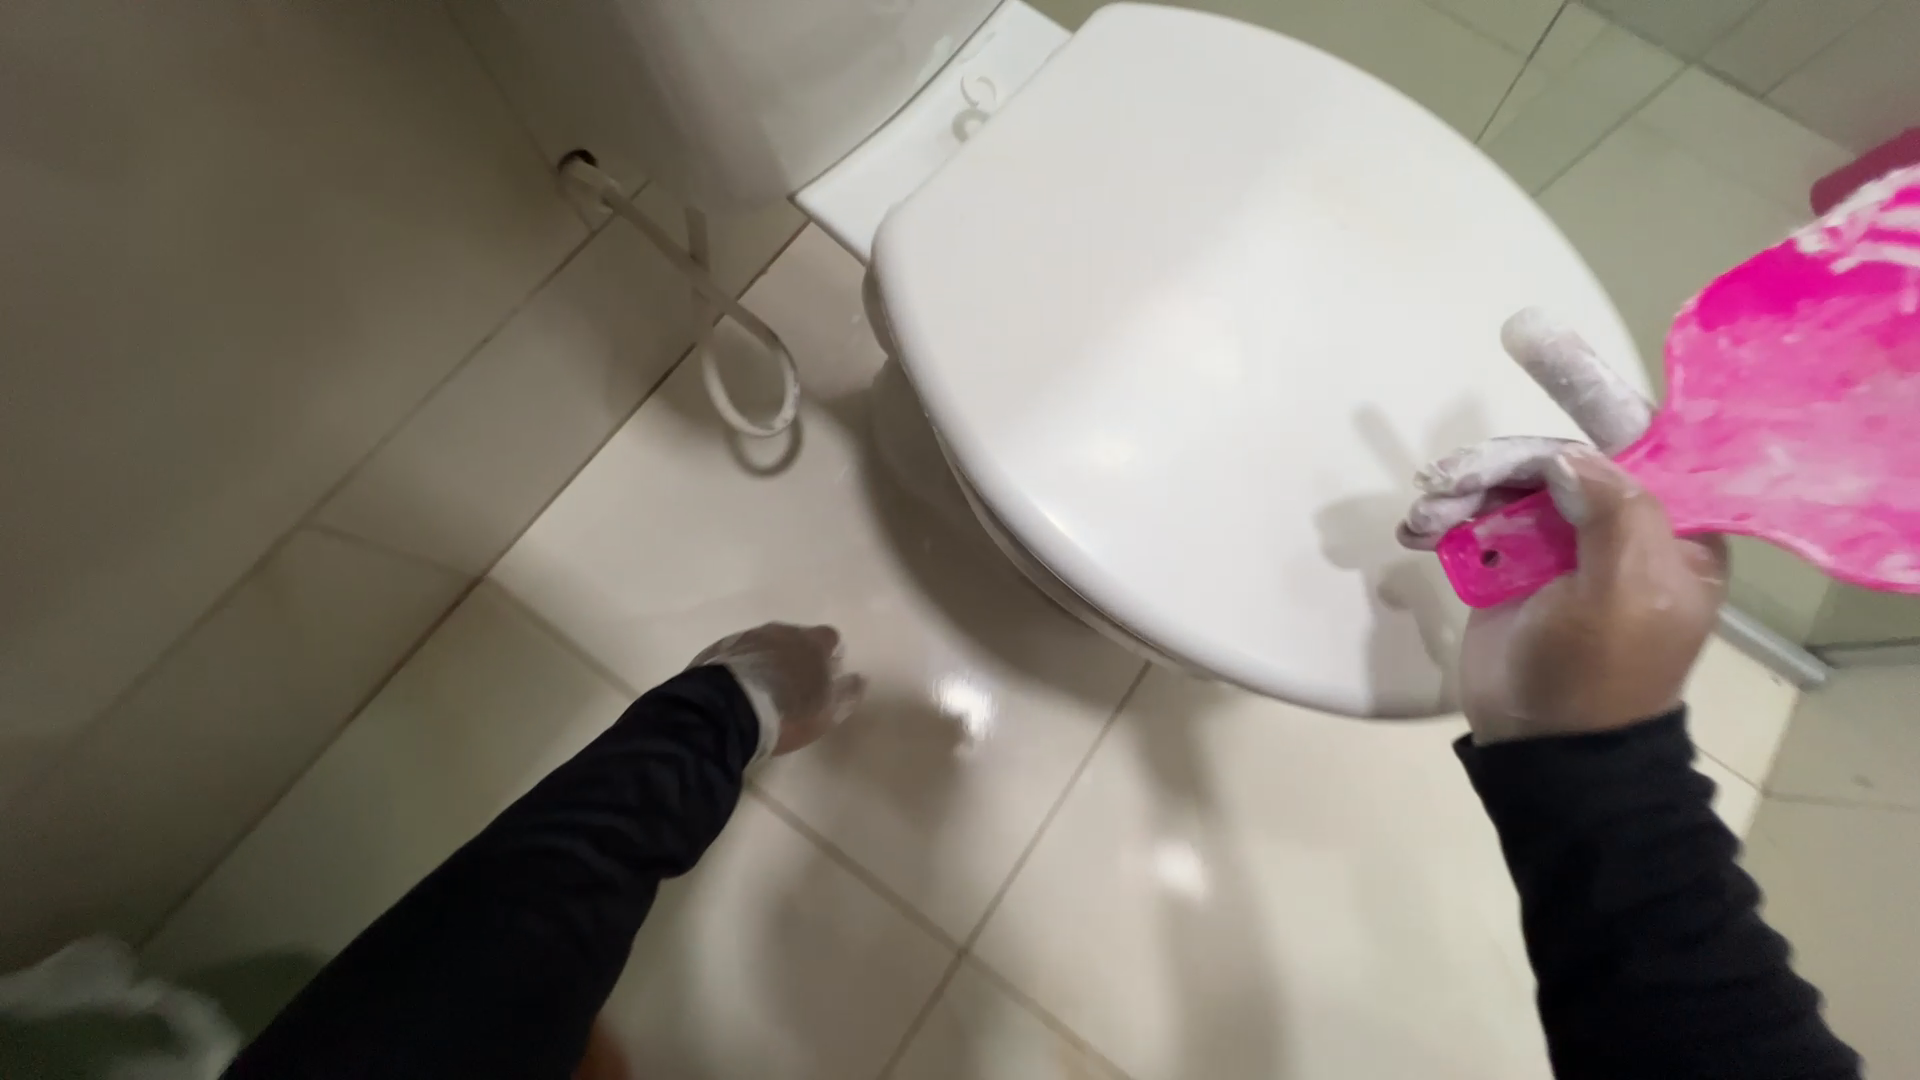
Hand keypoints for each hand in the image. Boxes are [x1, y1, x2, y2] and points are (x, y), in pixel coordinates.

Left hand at [688, 623, 865, 757]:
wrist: (727, 713)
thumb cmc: (787, 714)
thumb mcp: (827, 712)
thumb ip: (847, 693)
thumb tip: (861, 678)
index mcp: (813, 643)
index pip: (830, 637)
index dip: (829, 654)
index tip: (826, 674)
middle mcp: (783, 632)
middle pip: (797, 637)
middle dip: (799, 654)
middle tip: (795, 683)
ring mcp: (750, 637)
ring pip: (767, 642)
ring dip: (770, 658)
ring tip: (765, 686)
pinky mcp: (722, 648)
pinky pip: (741, 651)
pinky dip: (745, 663)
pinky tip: (740, 686)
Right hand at [1398, 309, 1726, 742]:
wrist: (1541, 739)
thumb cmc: (1597, 673)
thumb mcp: (1620, 598)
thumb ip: (1613, 518)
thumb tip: (1569, 456)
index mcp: (1666, 525)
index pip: (1636, 437)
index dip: (1587, 385)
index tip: (1524, 337)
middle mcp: (1612, 523)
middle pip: (1550, 459)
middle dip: (1494, 462)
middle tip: (1441, 479)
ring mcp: (1552, 542)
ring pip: (1501, 486)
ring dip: (1456, 495)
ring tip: (1421, 520)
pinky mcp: (1505, 561)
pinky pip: (1471, 519)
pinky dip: (1440, 521)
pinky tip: (1416, 533)